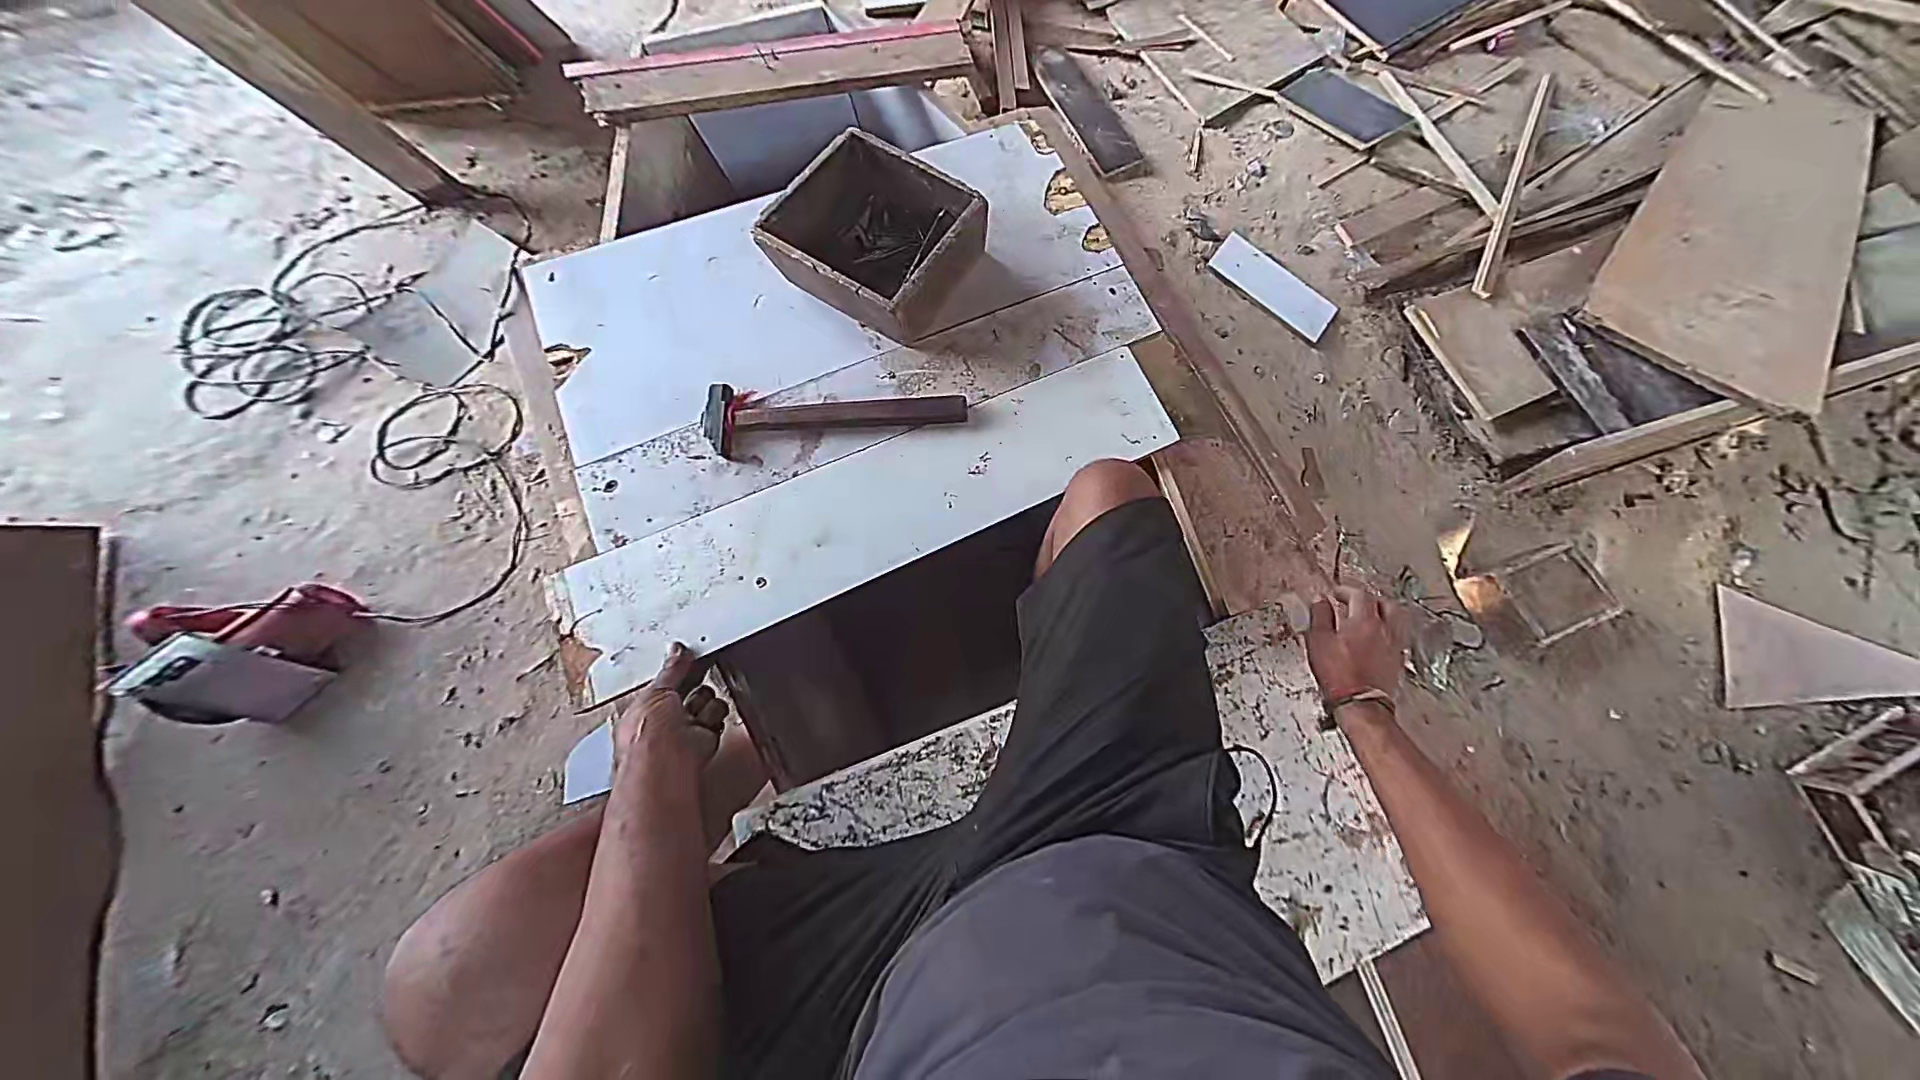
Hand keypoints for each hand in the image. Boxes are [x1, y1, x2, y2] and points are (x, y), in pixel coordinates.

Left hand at [614, 643, 729, 771]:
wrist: (665, 761)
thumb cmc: (645, 736)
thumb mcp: (654, 691)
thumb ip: (671, 670)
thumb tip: (678, 650)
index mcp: (645, 708)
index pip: (665, 682)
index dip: (676, 670)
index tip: (686, 657)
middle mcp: (665, 720)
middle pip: (688, 690)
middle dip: (692, 684)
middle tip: (693, 680)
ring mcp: (686, 730)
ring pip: (705, 701)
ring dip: (703, 702)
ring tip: (694, 709)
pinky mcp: (705, 739)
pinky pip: (717, 716)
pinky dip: (713, 715)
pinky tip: (705, 720)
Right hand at [1306, 585, 1407, 704]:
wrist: (1360, 703)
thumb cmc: (1339, 674)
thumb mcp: (1318, 640)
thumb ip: (1320, 617)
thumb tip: (1321, 602)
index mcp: (1364, 621)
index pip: (1359, 595)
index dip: (1346, 590)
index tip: (1336, 593)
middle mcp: (1384, 630)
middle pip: (1384, 604)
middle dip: (1369, 598)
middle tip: (1354, 600)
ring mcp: (1394, 645)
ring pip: (1395, 619)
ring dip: (1382, 612)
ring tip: (1369, 615)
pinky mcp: (1397, 660)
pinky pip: (1397, 636)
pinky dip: (1387, 630)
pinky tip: (1377, 636)